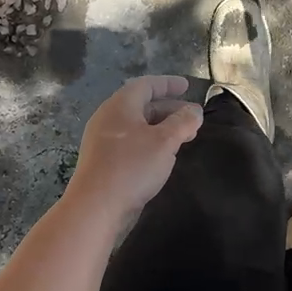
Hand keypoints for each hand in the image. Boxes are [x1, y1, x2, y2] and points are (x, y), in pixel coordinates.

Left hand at [65, 76, 202, 222]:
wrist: (96, 206)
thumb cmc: (132, 166)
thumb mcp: (165, 141)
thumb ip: (183, 123)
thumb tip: (195, 111)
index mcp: (120, 106)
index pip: (146, 85)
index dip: (168, 84)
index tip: (187, 87)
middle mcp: (108, 118)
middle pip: (141, 105)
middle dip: (169, 108)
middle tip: (192, 117)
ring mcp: (103, 141)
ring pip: (137, 126)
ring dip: (162, 127)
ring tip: (184, 137)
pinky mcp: (104, 161)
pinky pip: (132, 142)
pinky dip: (151, 142)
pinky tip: (164, 155)